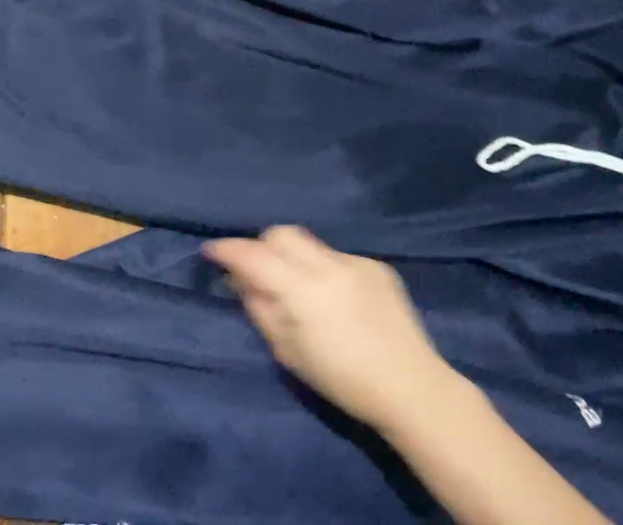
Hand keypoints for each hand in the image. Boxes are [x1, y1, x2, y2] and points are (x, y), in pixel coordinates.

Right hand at [203, 226, 458, 430]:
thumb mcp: (287, 351)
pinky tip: (336, 300)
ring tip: (299, 290)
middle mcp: (328, 264)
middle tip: (256, 272)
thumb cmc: (341, 379)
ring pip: (310, 245)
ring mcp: (355, 262)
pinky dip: (324, 271)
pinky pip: (337, 258)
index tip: (210, 252)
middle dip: (262, 247)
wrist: (412, 388)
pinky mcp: (377, 267)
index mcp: (301, 288)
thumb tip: (241, 281)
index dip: (227, 250)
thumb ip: (259, 308)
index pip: (252, 255)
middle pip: (281, 234)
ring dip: (294, 259)